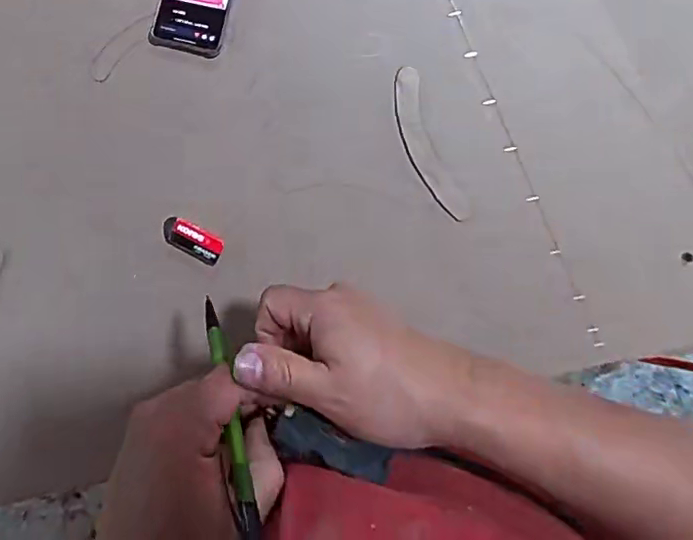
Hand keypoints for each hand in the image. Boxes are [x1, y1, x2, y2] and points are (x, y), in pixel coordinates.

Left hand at [97, 367, 282, 539]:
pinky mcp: (135, 430)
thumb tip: (265, 424)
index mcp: (182, 419)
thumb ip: (263, 458)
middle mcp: (156, 405)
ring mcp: (142, 415)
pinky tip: (204, 457)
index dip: (258, 388)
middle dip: (237, 405)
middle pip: (210, 386)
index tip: (279, 406)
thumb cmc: (187, 538)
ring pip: (193, 397)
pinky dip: (194, 424)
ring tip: (232, 451)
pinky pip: (175, 411)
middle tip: (261, 434)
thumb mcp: (240, 506)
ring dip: (215, 416)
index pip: (230, 378)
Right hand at [231, 284, 490, 448]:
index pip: (269, 303)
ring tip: (334, 389)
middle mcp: (337, 294)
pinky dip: (333, 351)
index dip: (266, 338)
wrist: (456, 397)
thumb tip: (236, 359)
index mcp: (321, 304)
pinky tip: (356, 381)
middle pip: (291, 313)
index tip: (284, 375)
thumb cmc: (386, 396)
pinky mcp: (376, 320)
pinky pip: (336, 328)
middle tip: (309, 390)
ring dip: (312, 354)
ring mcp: (360, 304)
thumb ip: (279, 373)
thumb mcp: (326, 392)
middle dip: (290, 351)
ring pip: (314, 323)